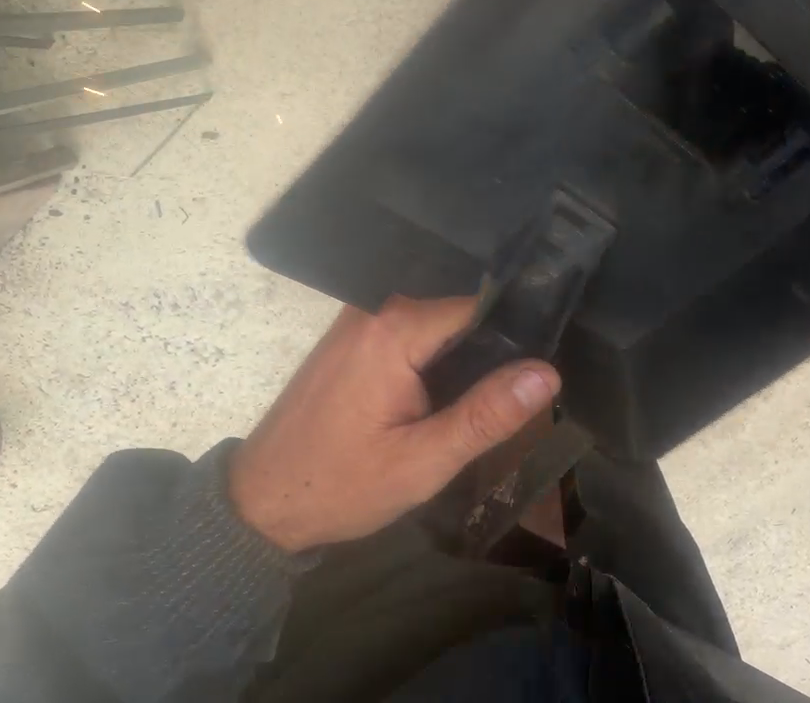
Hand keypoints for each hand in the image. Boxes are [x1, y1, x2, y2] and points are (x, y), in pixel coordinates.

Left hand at [228, 296, 559, 552]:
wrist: (257, 506)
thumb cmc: (339, 486)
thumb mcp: (422, 462)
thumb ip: (486, 415)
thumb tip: (547, 373)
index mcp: (394, 329)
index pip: (480, 302)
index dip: (519, 326)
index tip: (551, 350)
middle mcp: (377, 307)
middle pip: (461, 303)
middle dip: (498, 336)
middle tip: (531, 376)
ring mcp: (363, 317)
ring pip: (440, 315)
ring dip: (470, 345)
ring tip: (504, 379)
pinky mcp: (357, 334)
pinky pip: (416, 326)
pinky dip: (443, 349)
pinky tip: (459, 381)